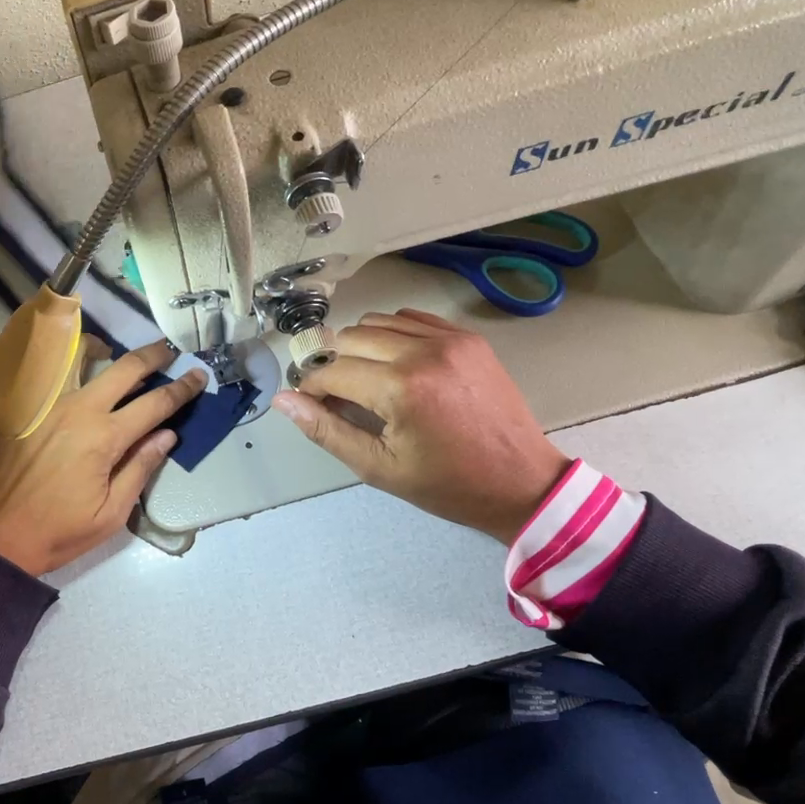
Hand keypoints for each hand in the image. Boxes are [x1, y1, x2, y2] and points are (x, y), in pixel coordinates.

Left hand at [0, 340, 205, 575]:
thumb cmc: (55, 533)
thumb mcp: (110, 515)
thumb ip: (140, 469)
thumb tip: (166, 435)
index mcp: (103, 437)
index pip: (154, 403)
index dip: (182, 388)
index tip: (198, 376)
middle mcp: (75, 408)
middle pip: (123, 367)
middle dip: (152, 355)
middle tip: (168, 350)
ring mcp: (43, 403)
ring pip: (74, 353)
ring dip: (97, 346)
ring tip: (107, 352)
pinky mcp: (19, 407)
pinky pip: (42, 369)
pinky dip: (58, 360)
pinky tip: (66, 372)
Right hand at [271, 309, 569, 543]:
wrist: (521, 481)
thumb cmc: (446, 484)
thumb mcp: (378, 467)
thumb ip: (326, 430)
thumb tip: (283, 400)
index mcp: (400, 388)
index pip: (333, 371)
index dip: (313, 387)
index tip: (312, 404)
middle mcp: (423, 352)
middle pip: (350, 338)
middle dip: (334, 364)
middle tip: (339, 395)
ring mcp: (449, 339)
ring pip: (377, 322)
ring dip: (361, 347)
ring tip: (369, 380)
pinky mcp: (466, 337)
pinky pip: (411, 319)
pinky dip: (392, 336)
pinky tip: (397, 365)